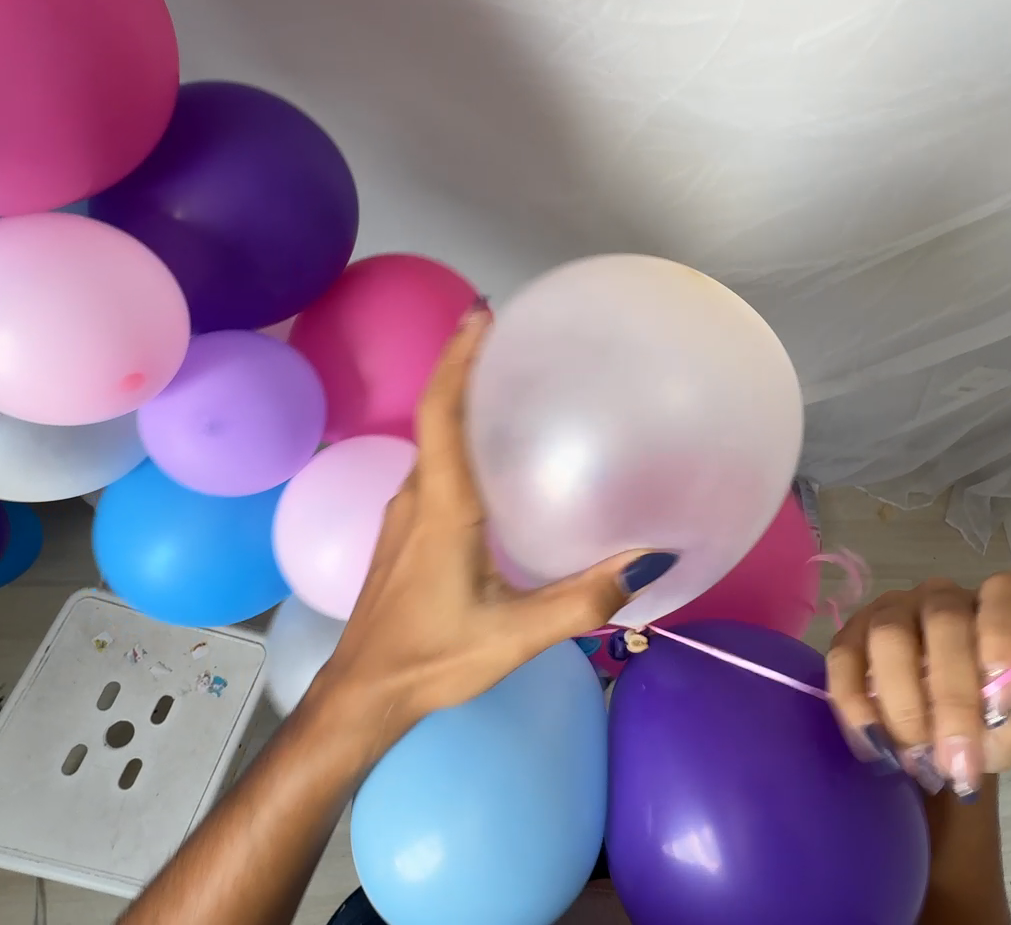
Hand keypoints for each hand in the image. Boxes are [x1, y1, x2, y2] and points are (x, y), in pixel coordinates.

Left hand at [305, 308, 675, 753]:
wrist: (361, 696)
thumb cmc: (432, 659)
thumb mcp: (516, 635)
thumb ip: (584, 599)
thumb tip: (649, 560)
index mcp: (443, 507)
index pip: (443, 413)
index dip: (459, 360)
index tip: (482, 316)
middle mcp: (416, 498)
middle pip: (438, 415)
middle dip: (468, 369)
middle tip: (511, 339)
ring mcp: (402, 514)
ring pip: (434, 443)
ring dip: (463, 405)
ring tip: (510, 390)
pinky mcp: (404, 532)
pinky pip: (433, 468)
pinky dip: (458, 442)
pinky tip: (492, 463)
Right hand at [825, 575, 1010, 798]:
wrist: (934, 744)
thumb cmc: (985, 723)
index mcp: (993, 609)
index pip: (1006, 593)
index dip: (1005, 630)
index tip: (1002, 687)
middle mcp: (940, 598)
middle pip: (943, 621)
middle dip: (952, 697)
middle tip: (958, 762)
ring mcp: (890, 610)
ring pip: (889, 636)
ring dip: (903, 705)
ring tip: (917, 757)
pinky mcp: (849, 636)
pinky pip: (844, 659)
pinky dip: (857, 706)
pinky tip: (876, 746)